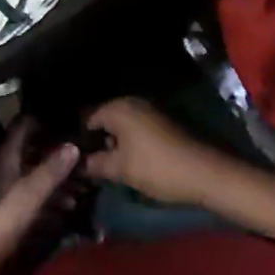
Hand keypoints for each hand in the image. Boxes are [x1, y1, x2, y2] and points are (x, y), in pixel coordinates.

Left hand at [0, 125, 79, 256]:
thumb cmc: (7, 216)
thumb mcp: (33, 191)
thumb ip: (52, 168)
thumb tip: (73, 145)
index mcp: (7, 154)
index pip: (23, 124)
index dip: (43, 121)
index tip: (66, 126)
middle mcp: (5, 164)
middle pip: (32, 148)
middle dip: (56, 152)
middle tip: (79, 157)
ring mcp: (7, 185)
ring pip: (35, 171)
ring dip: (56, 176)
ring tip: (80, 185)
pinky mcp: (10, 206)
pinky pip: (34, 191)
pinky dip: (51, 194)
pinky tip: (68, 206)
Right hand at [82, 98, 232, 205]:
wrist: (202, 171)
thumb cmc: (156, 167)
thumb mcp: (121, 169)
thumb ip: (95, 164)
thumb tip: (75, 164)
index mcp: (118, 108)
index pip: (87, 118)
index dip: (78, 138)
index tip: (72, 159)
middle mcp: (131, 102)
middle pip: (103, 120)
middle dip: (94, 141)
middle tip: (85, 165)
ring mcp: (147, 111)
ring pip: (119, 125)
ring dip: (111, 143)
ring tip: (102, 166)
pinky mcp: (159, 123)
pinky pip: (133, 129)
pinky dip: (126, 142)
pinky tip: (123, 161)